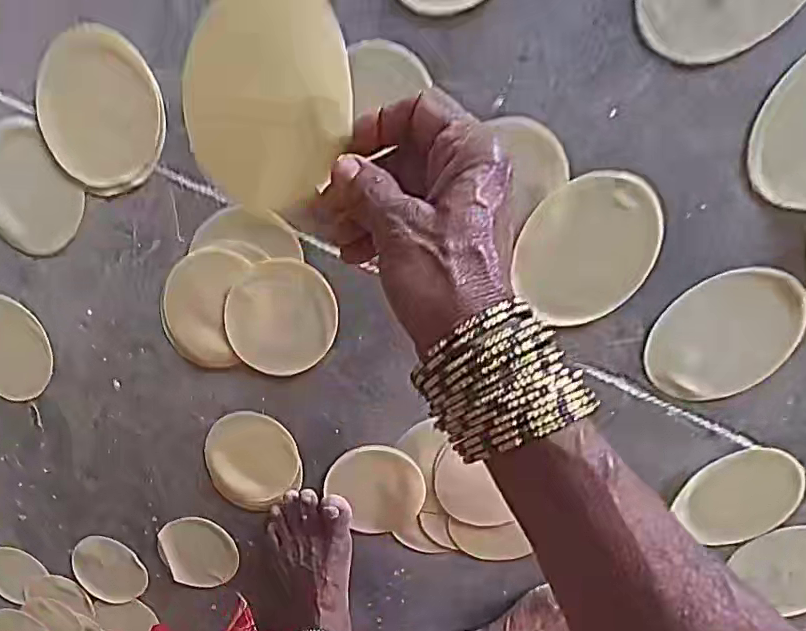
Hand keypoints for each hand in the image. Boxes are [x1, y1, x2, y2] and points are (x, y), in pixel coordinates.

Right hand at [312, 89, 514, 353]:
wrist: (468, 343)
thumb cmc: (445, 284)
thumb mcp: (399, 228)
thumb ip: (368, 189)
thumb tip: (345, 170)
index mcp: (473, 156)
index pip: (421, 112)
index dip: (379, 126)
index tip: (348, 153)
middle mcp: (473, 177)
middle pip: (409, 156)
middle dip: (365, 180)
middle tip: (332, 201)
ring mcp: (462, 212)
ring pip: (405, 192)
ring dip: (366, 209)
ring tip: (339, 233)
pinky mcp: (450, 243)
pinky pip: (410, 222)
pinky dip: (381, 231)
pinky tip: (355, 251)